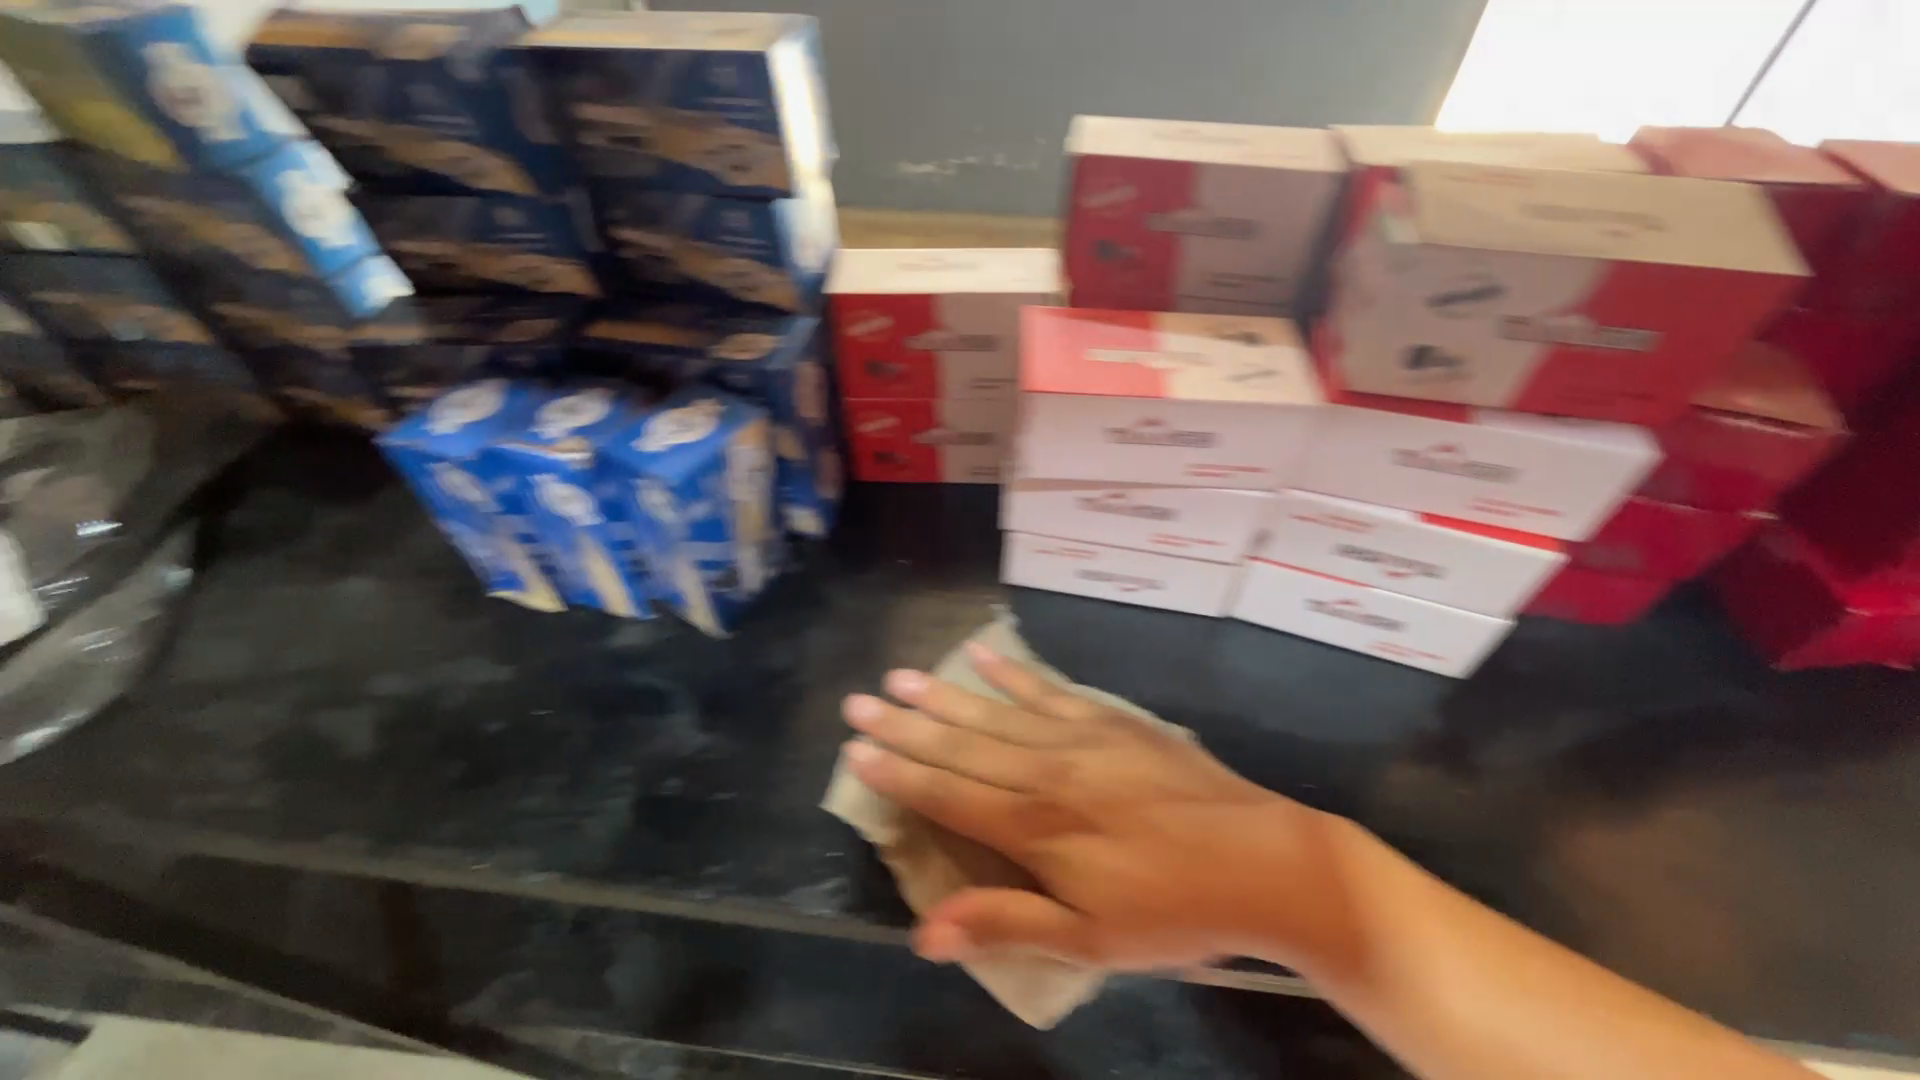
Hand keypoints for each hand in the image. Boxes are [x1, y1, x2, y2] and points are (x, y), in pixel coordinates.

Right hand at [840, 643, 1354, 972]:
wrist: (1265, 862)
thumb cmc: (1173, 912)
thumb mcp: (1089, 940)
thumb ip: (1006, 924)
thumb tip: (923, 934)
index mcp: (1036, 828)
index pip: (950, 796)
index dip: (901, 773)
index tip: (856, 749)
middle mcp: (1048, 771)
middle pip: (964, 745)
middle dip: (907, 725)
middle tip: (858, 700)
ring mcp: (1083, 738)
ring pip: (998, 713)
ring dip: (947, 695)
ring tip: (903, 675)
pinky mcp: (1115, 721)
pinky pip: (1053, 691)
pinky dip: (1016, 674)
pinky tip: (986, 656)